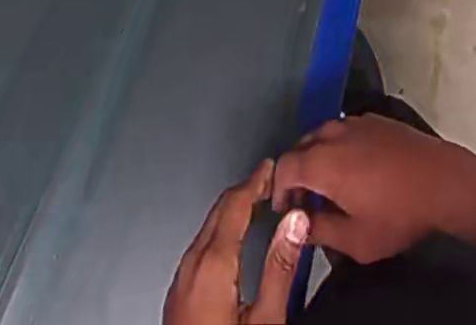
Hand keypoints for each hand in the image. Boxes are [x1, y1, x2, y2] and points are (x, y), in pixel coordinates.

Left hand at [166, 160, 311, 324]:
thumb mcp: (266, 321)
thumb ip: (281, 266)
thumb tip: (297, 217)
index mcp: (211, 264)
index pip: (234, 205)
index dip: (254, 181)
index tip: (274, 167)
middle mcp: (190, 265)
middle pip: (218, 212)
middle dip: (245, 191)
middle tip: (272, 181)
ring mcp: (179, 282)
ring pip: (208, 229)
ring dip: (233, 210)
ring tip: (261, 204)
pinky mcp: (177, 297)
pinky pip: (201, 247)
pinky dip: (222, 231)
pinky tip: (237, 239)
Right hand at [271, 116, 475, 263]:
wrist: (443, 182)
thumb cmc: (399, 214)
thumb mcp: (355, 239)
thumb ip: (319, 230)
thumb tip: (299, 224)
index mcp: (323, 161)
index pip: (283, 166)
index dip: (278, 188)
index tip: (284, 208)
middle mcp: (335, 133)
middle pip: (301, 146)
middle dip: (295, 172)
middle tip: (303, 200)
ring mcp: (358, 122)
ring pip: (323, 134)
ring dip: (316, 156)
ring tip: (327, 184)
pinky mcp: (377, 119)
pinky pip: (345, 129)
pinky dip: (338, 145)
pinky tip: (354, 167)